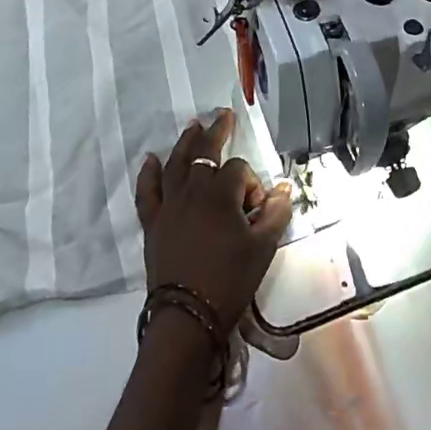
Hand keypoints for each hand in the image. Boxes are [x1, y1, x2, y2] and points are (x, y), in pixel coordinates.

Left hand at [134, 108, 291, 324]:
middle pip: (203, 153)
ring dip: (185, 143)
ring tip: (192, 126)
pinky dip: (148, 173)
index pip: (239, 171)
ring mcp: (168, 204)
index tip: (258, 209)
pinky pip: (147, 190)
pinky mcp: (152, 221)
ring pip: (175, 164)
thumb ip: (276, 214)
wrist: (188, 313)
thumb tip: (283, 189)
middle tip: (222, 116)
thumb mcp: (263, 248)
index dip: (252, 184)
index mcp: (220, 194)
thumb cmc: (230, 280)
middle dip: (216, 132)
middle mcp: (191, 190)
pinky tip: (150, 159)